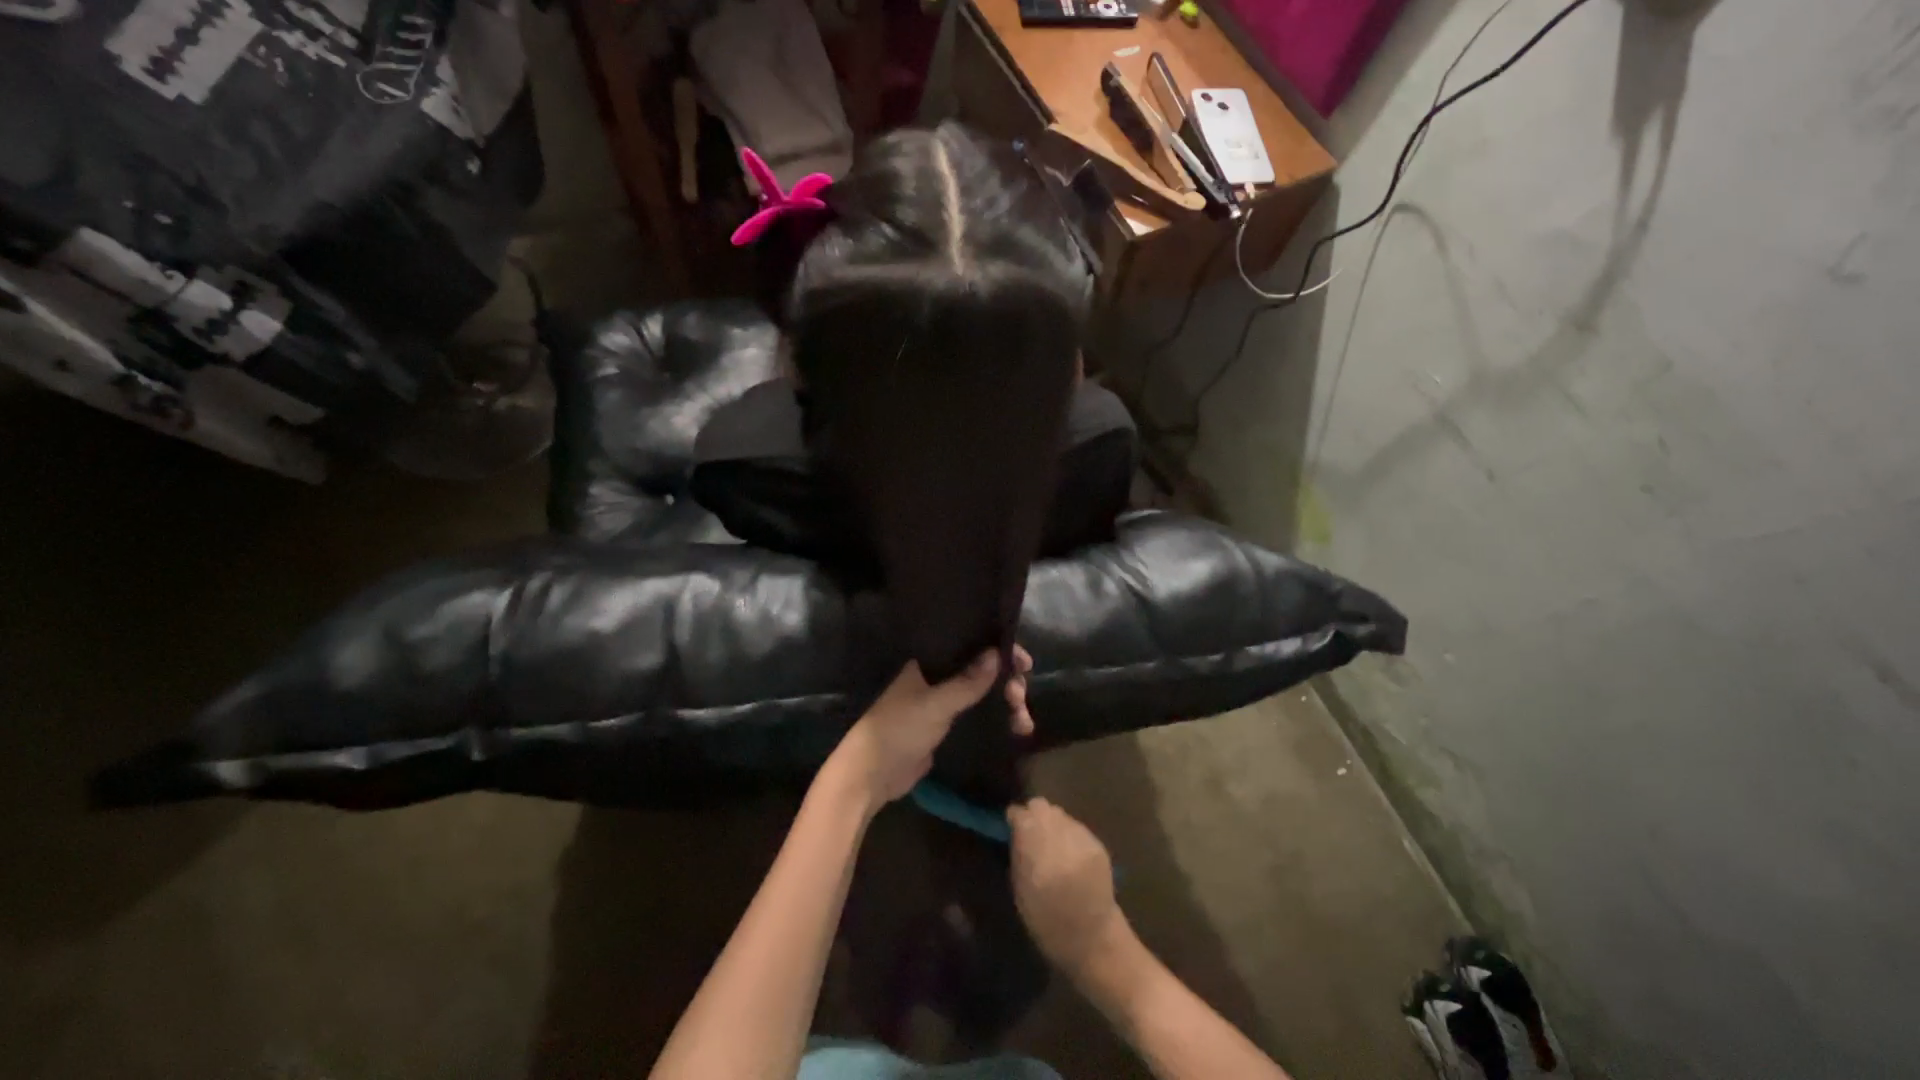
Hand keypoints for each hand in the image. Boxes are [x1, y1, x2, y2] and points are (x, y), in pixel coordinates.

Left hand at [826, 647, 1035, 813]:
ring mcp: (943, 703)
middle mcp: (938, 678)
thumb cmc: (899, 729)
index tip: (1025, 663)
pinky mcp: (947, 727)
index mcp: (930, 663)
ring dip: (1006, 705)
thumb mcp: (935, 704)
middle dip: (1007, 683)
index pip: (971, 646)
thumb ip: (967, 682)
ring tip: (1024, 724)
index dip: (1000, 651)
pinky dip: (997, 721)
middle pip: (983, 672)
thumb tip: (998, 653)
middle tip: (1021, 700)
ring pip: (984, 696)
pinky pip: (978, 717)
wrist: (873, 773)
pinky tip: (1017, 730)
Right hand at [1008, 798, 1128, 975]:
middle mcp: (1062, 837)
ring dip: (1051, 824)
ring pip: (1060, 814)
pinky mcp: (1098, 844)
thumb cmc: (1046, 922)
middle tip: (1029, 835)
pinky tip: (1067, 854)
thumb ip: (1018, 853)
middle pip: (1042, 806)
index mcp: (1037, 851)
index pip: (1022, 814)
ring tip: (1050, 845)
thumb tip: (1015, 829)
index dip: (1015, 819)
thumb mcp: (1020, 889)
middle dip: (1033, 817)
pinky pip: (1076, 827)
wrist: (1092, 939)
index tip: (1010, 828)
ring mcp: (1083, 839)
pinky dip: (1068, 834)